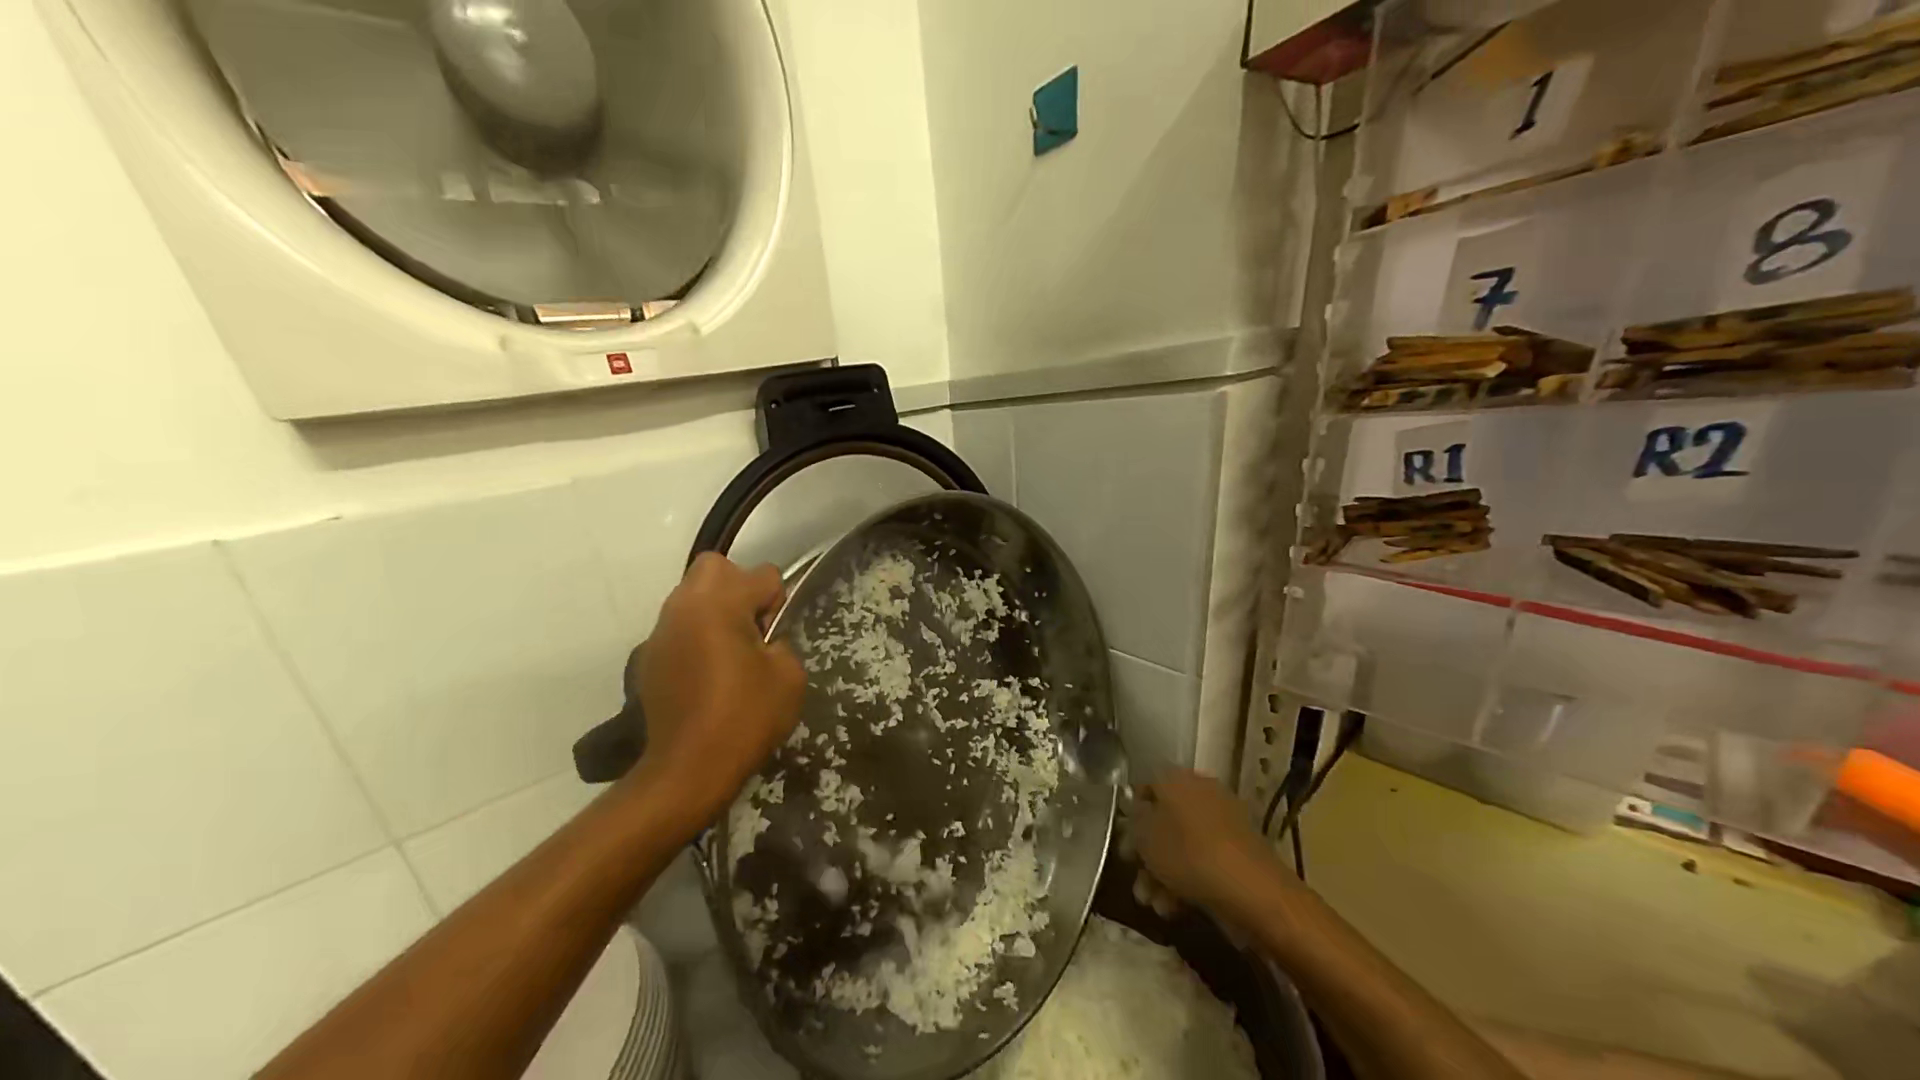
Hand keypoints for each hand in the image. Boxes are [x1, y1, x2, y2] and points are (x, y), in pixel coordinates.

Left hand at [623, 554, 804, 831]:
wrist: (688, 769)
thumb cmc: (745, 717)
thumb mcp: (789, 676)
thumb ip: (782, 642)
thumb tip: (764, 639)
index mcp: (720, 604)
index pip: (762, 574)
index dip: (777, 601)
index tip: (774, 636)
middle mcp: (684, 606)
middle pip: (715, 567)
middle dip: (738, 587)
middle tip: (751, 628)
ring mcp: (661, 631)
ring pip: (692, 596)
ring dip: (715, 611)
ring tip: (730, 653)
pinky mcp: (649, 658)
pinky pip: (679, 628)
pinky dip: (696, 637)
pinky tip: (707, 675)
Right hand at [1132, 768, 1294, 922]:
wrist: (1253, 892)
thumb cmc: (1189, 855)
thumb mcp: (1145, 836)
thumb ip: (1134, 822)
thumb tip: (1136, 816)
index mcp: (1178, 780)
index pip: (1146, 787)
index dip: (1130, 814)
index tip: (1123, 841)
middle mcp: (1201, 794)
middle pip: (1163, 820)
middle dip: (1145, 853)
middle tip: (1135, 878)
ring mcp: (1222, 824)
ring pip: (1181, 846)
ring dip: (1161, 875)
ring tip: (1152, 904)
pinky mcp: (1236, 854)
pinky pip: (1201, 861)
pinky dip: (1185, 882)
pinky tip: (1173, 909)